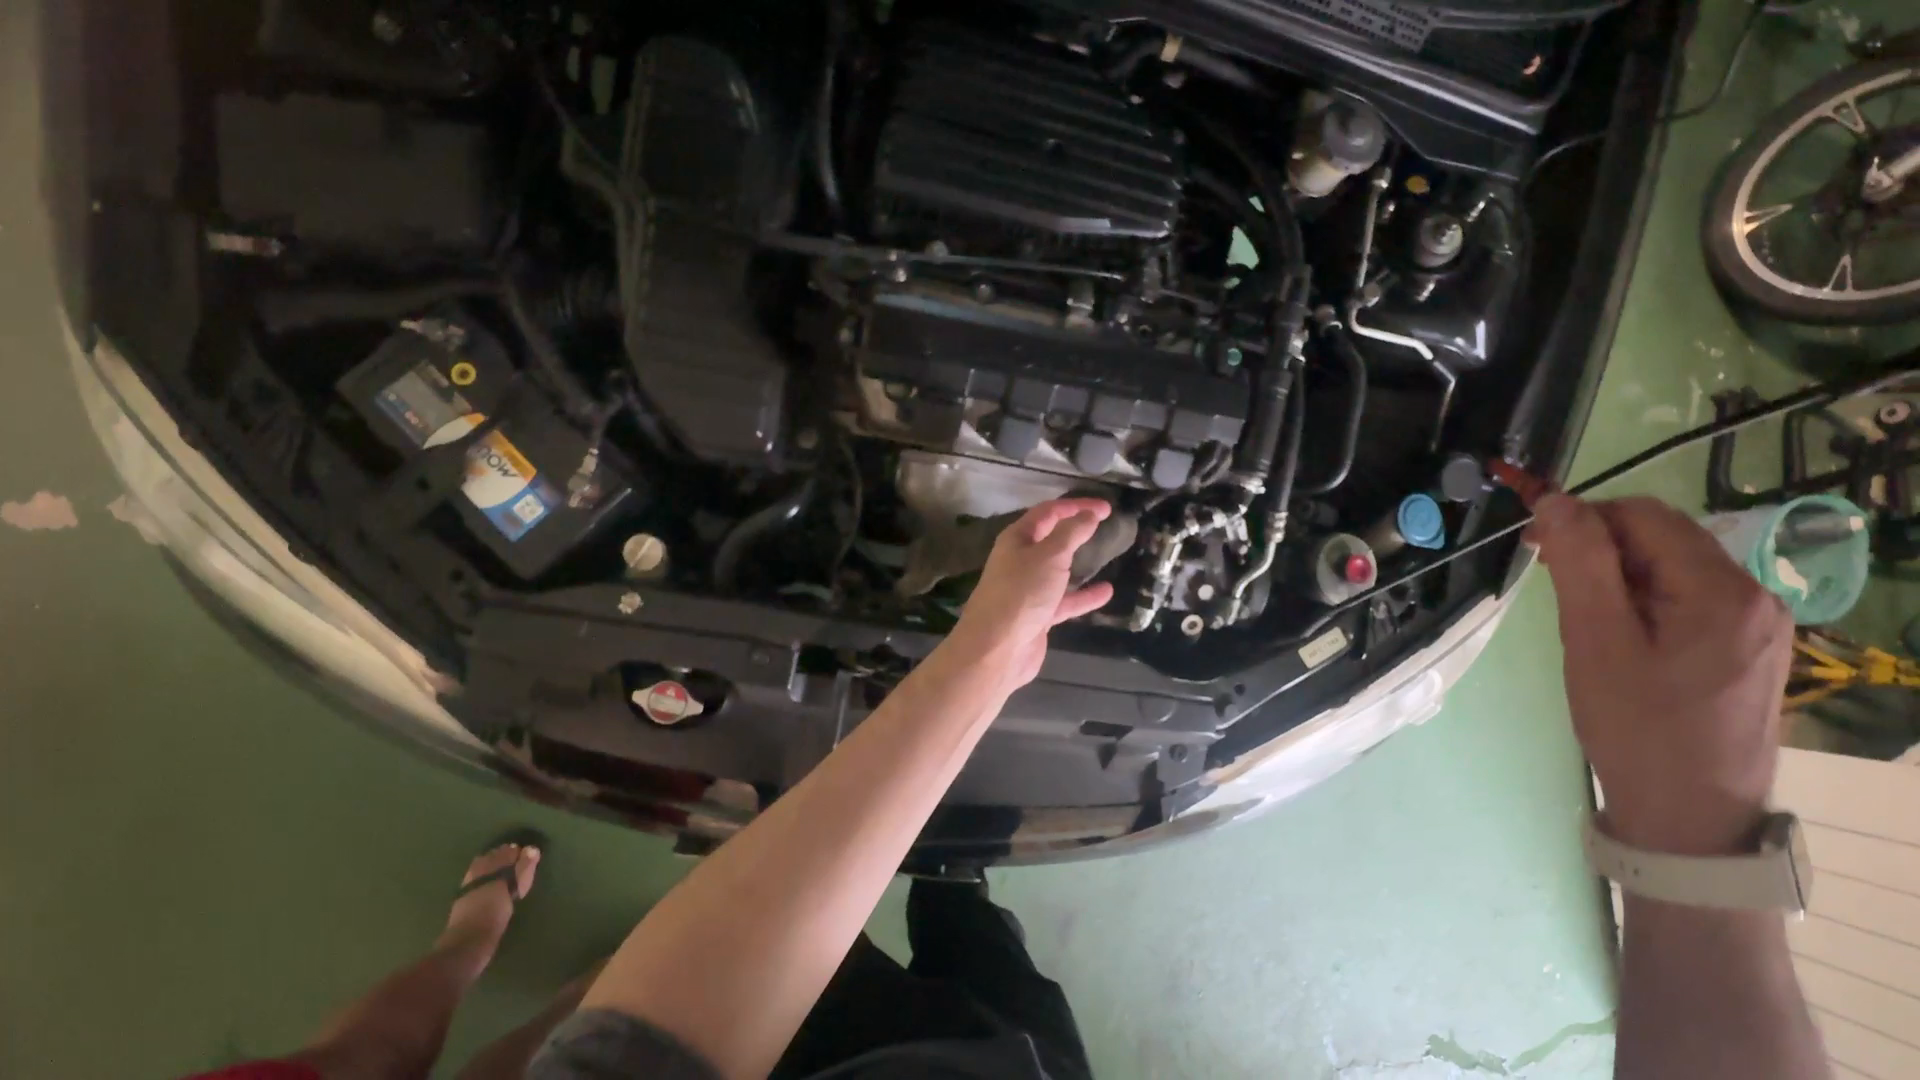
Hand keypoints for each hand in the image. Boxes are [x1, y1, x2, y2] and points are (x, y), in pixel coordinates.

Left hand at [942, 498, 1117, 692]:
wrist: (997, 648)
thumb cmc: (1021, 593)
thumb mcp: (1049, 556)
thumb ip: (1071, 533)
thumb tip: (1090, 514)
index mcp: (1016, 539)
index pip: (1048, 512)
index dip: (1076, 506)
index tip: (1107, 507)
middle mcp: (1020, 561)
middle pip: (1051, 539)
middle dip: (1076, 530)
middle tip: (1106, 524)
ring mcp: (1028, 589)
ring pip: (1058, 570)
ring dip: (1080, 562)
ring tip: (1108, 554)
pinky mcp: (1038, 615)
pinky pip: (1065, 600)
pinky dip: (1084, 595)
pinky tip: (1107, 591)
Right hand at [1529, 494, 1792, 855]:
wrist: (1691, 815)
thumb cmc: (1636, 727)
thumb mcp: (1594, 641)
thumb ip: (1579, 564)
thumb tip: (1555, 501)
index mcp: (1723, 591)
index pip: (1643, 516)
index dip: (1582, 518)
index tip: (1533, 547)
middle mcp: (1755, 597)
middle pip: (1664, 538)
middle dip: (1599, 545)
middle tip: (1547, 576)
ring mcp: (1759, 625)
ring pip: (1673, 568)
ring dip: (1617, 574)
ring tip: (1579, 613)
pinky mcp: (1749, 649)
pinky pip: (1688, 599)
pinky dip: (1642, 599)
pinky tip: (1616, 632)